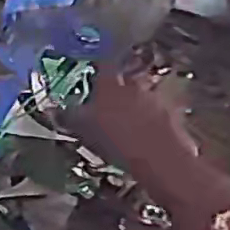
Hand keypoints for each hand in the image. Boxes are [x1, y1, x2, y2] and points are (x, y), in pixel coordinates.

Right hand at [72, 65, 229, 220]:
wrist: (166, 166)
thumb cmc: (118, 143)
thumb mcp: (82, 130)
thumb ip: (68, 116)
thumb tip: (53, 109)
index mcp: (111, 87)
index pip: (103, 65)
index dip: (96, 63)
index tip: (88, 63)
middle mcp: (137, 88)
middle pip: (126, 77)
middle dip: (117, 82)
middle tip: (103, 91)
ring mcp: (160, 103)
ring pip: (142, 94)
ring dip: (134, 100)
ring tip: (121, 113)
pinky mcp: (177, 119)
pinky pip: (156, 111)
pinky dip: (148, 116)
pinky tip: (139, 130)